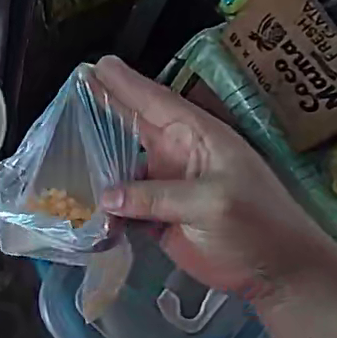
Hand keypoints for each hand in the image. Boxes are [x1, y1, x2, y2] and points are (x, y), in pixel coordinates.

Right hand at [92, 56, 336, 299]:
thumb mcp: (212, 203)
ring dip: (96, 158)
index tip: (98, 64)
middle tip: (75, 84)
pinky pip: (122, 203)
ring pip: (122, 165)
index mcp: (198, 138)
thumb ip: (157, 196)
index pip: (157, 103)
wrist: (274, 273)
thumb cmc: (256, 226)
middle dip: (104, 106)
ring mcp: (165, 186)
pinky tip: (79, 200)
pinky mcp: (157, 216)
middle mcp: (177, 155)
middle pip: (134, 125)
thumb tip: (105, 197)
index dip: (126, 84)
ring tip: (62, 142)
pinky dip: (102, 203)